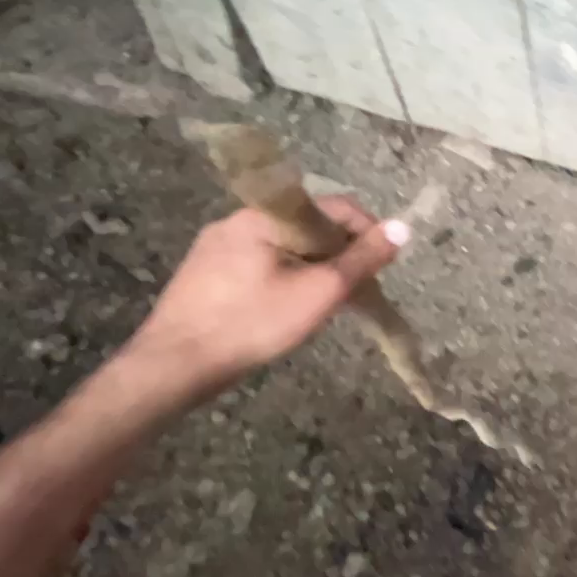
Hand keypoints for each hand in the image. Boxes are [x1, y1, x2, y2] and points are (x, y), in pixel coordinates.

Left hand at [126, 197, 407, 404]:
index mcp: (264, 217)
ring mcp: (216, 246)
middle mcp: (237, 221)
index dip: (367, 233)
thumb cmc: (253, 323)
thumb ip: (366, 256)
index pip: (337, 208)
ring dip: (316, 266)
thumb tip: (404, 227)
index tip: (377, 266)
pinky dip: (288, 276)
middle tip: (352, 287)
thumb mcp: (323, 290)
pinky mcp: (205, 272)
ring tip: (323, 299)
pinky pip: (264, 260)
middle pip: (313, 225)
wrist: (172, 369)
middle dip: (341, 253)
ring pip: (290, 245)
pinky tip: (287, 305)